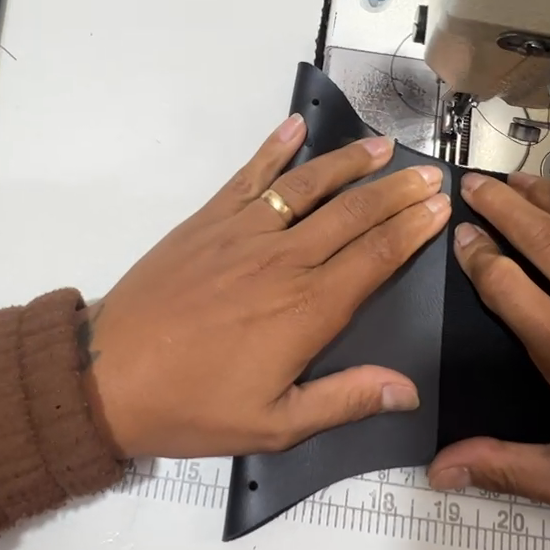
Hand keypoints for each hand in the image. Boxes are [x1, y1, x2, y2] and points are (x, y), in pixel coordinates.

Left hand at [84, 114, 449, 458]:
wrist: (110, 375)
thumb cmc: (195, 405)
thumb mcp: (275, 424)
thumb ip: (344, 399)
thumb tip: (408, 389)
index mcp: (308, 308)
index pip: (376, 256)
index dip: (413, 228)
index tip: (440, 206)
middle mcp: (285, 259)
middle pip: (354, 214)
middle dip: (396, 191)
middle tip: (429, 174)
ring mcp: (245, 232)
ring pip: (309, 186)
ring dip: (349, 163)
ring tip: (381, 145)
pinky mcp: (209, 219)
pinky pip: (249, 176)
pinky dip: (274, 148)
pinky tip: (296, 125)